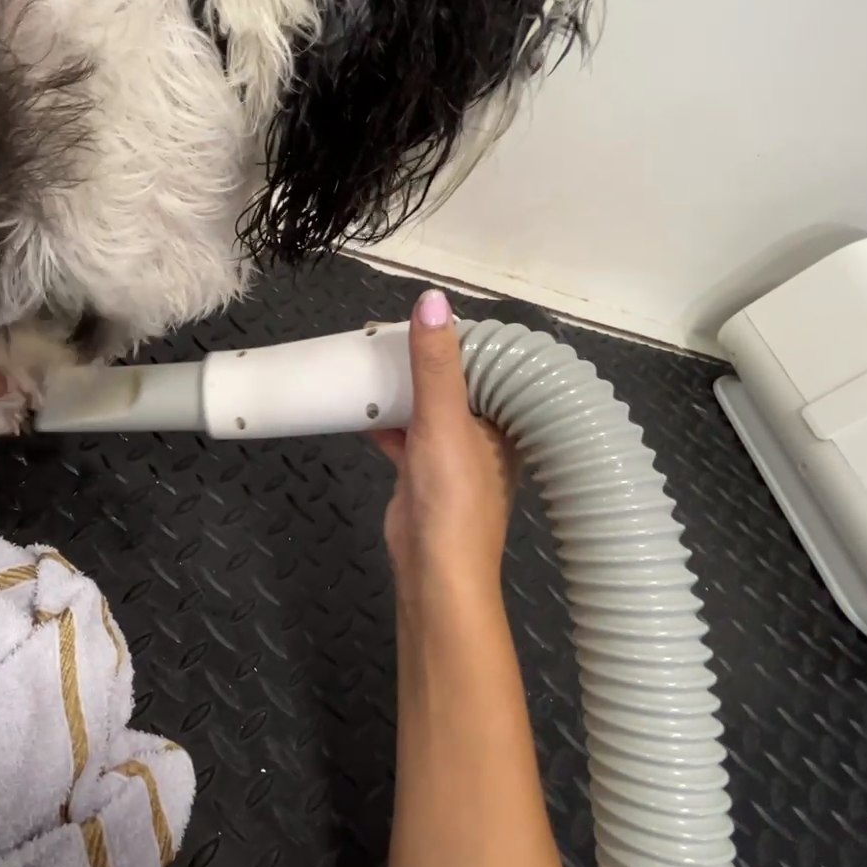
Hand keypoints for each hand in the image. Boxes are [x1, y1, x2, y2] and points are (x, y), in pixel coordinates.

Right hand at [368, 291, 518, 594]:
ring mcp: (452, 455)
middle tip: (386, 333)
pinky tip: (359, 406)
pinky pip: (404, 433)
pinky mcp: (422, 473)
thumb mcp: (443, 419)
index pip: (488, 365)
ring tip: (370, 361)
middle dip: (422, 360)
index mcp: (506, 420)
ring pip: (426, 408)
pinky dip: (384, 420)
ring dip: (400, 389)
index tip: (424, 314)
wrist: (433, 567)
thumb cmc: (451, 493)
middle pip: (453, 384)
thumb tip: (432, 299)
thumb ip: (435, 364)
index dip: (459, 338)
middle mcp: (485, 434)